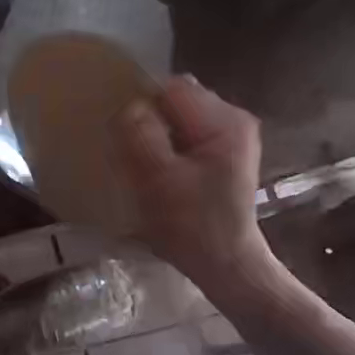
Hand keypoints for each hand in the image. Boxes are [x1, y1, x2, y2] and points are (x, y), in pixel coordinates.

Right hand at [112, 75, 274, 283]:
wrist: (225, 265)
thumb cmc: (192, 226)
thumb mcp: (158, 180)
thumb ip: (140, 137)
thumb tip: (127, 107)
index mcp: (223, 122)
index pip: (171, 89)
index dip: (142, 104)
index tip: (121, 132)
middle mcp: (233, 121)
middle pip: (176, 100)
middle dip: (149, 119)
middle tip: (129, 148)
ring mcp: (231, 138)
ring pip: (178, 118)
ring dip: (156, 134)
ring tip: (143, 161)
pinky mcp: (224, 156)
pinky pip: (185, 136)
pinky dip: (167, 147)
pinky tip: (158, 171)